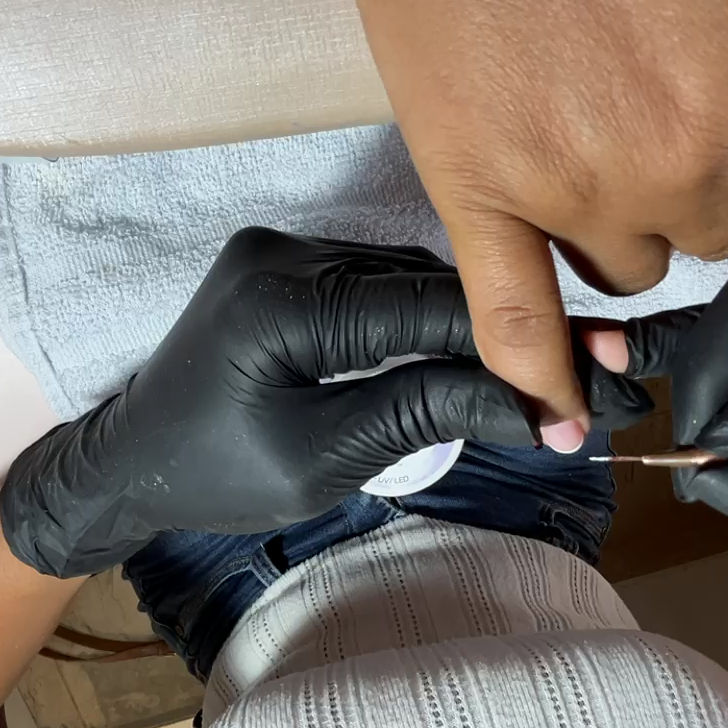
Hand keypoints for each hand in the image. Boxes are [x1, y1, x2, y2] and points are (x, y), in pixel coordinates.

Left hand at [0, 229, 643, 577]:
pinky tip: (465, 348)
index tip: (597, 382)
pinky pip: (374, 285)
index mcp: (286, 302)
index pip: (430, 313)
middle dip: (505, 337)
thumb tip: (536, 404)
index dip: (519, 349)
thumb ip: (425, 410)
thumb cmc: (220, 477)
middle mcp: (287, 252)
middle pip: (425, 288)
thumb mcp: (326, 457)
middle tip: (592, 374)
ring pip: (406, 281)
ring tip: (541, 369)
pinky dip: (420, 319)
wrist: (130, 462)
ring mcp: (282, 250)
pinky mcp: (283, 264)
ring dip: (467, 326)